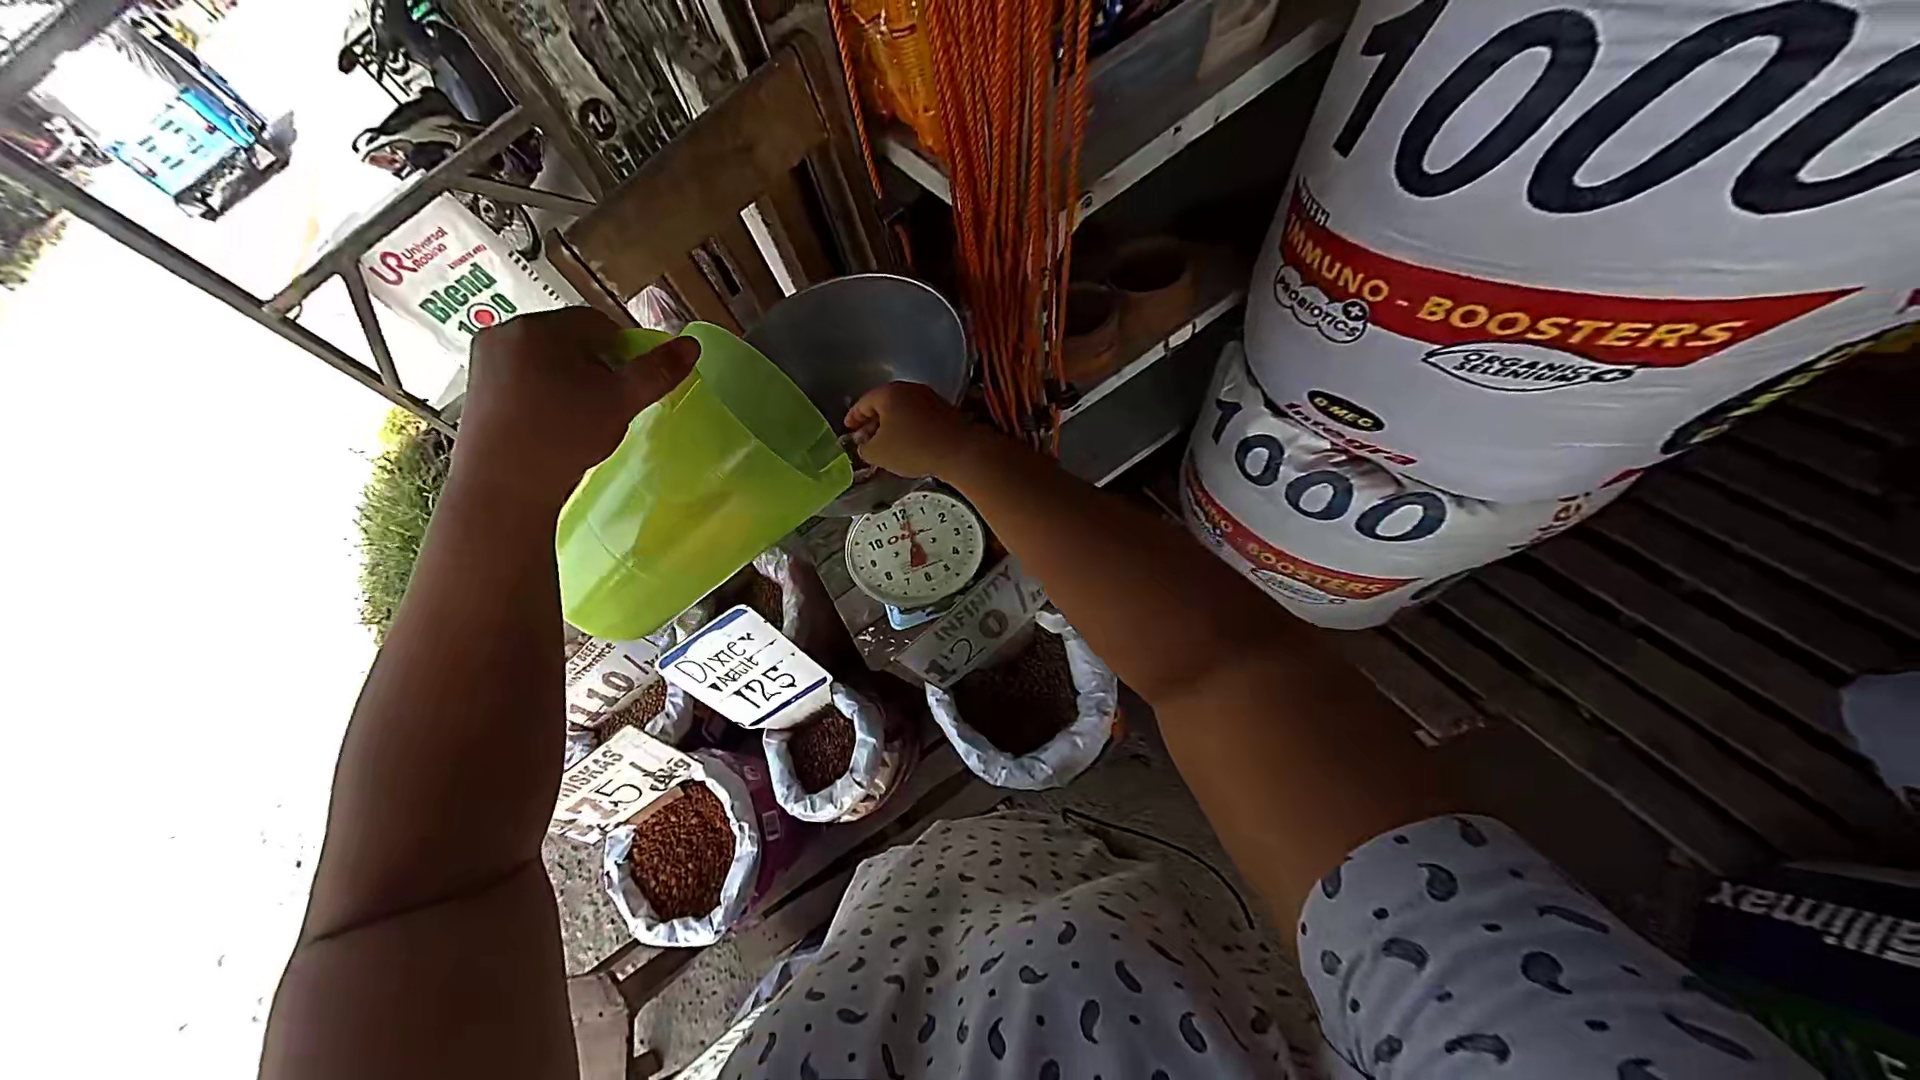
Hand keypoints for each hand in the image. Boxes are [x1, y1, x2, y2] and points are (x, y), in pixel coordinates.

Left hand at [453, 307, 697, 505]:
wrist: (504, 483)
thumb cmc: (566, 434)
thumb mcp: (621, 401)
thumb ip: (658, 371)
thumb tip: (693, 345)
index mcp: (541, 327)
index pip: (599, 322)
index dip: (625, 351)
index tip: (630, 384)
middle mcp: (507, 332)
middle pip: (570, 338)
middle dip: (596, 364)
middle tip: (609, 403)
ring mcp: (485, 358)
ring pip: (546, 357)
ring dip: (571, 377)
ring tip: (582, 415)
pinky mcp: (476, 385)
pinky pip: (523, 374)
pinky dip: (544, 390)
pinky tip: (553, 421)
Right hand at [843, 381, 990, 478]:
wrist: (959, 450)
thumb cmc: (913, 448)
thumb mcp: (878, 453)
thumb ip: (864, 448)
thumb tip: (865, 446)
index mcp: (889, 393)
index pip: (863, 402)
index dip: (853, 417)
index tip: (848, 427)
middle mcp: (909, 390)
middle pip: (884, 404)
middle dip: (873, 422)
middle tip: (865, 438)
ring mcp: (929, 398)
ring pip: (902, 411)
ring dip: (892, 426)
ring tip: (886, 445)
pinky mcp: (944, 411)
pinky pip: (918, 417)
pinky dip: (909, 428)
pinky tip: (908, 445)